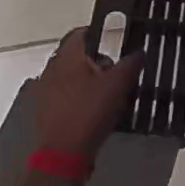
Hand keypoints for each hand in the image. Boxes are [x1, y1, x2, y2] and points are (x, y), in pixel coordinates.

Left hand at [34, 27, 144, 155]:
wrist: (64, 153)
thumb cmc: (90, 113)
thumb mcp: (118, 85)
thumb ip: (130, 64)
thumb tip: (139, 51)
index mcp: (67, 56)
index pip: (81, 32)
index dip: (99, 34)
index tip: (116, 44)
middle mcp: (52, 67)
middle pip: (77, 55)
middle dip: (98, 62)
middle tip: (116, 74)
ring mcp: (45, 88)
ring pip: (72, 76)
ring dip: (89, 80)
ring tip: (108, 95)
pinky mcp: (45, 108)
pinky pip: (66, 94)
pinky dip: (79, 96)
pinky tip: (93, 111)